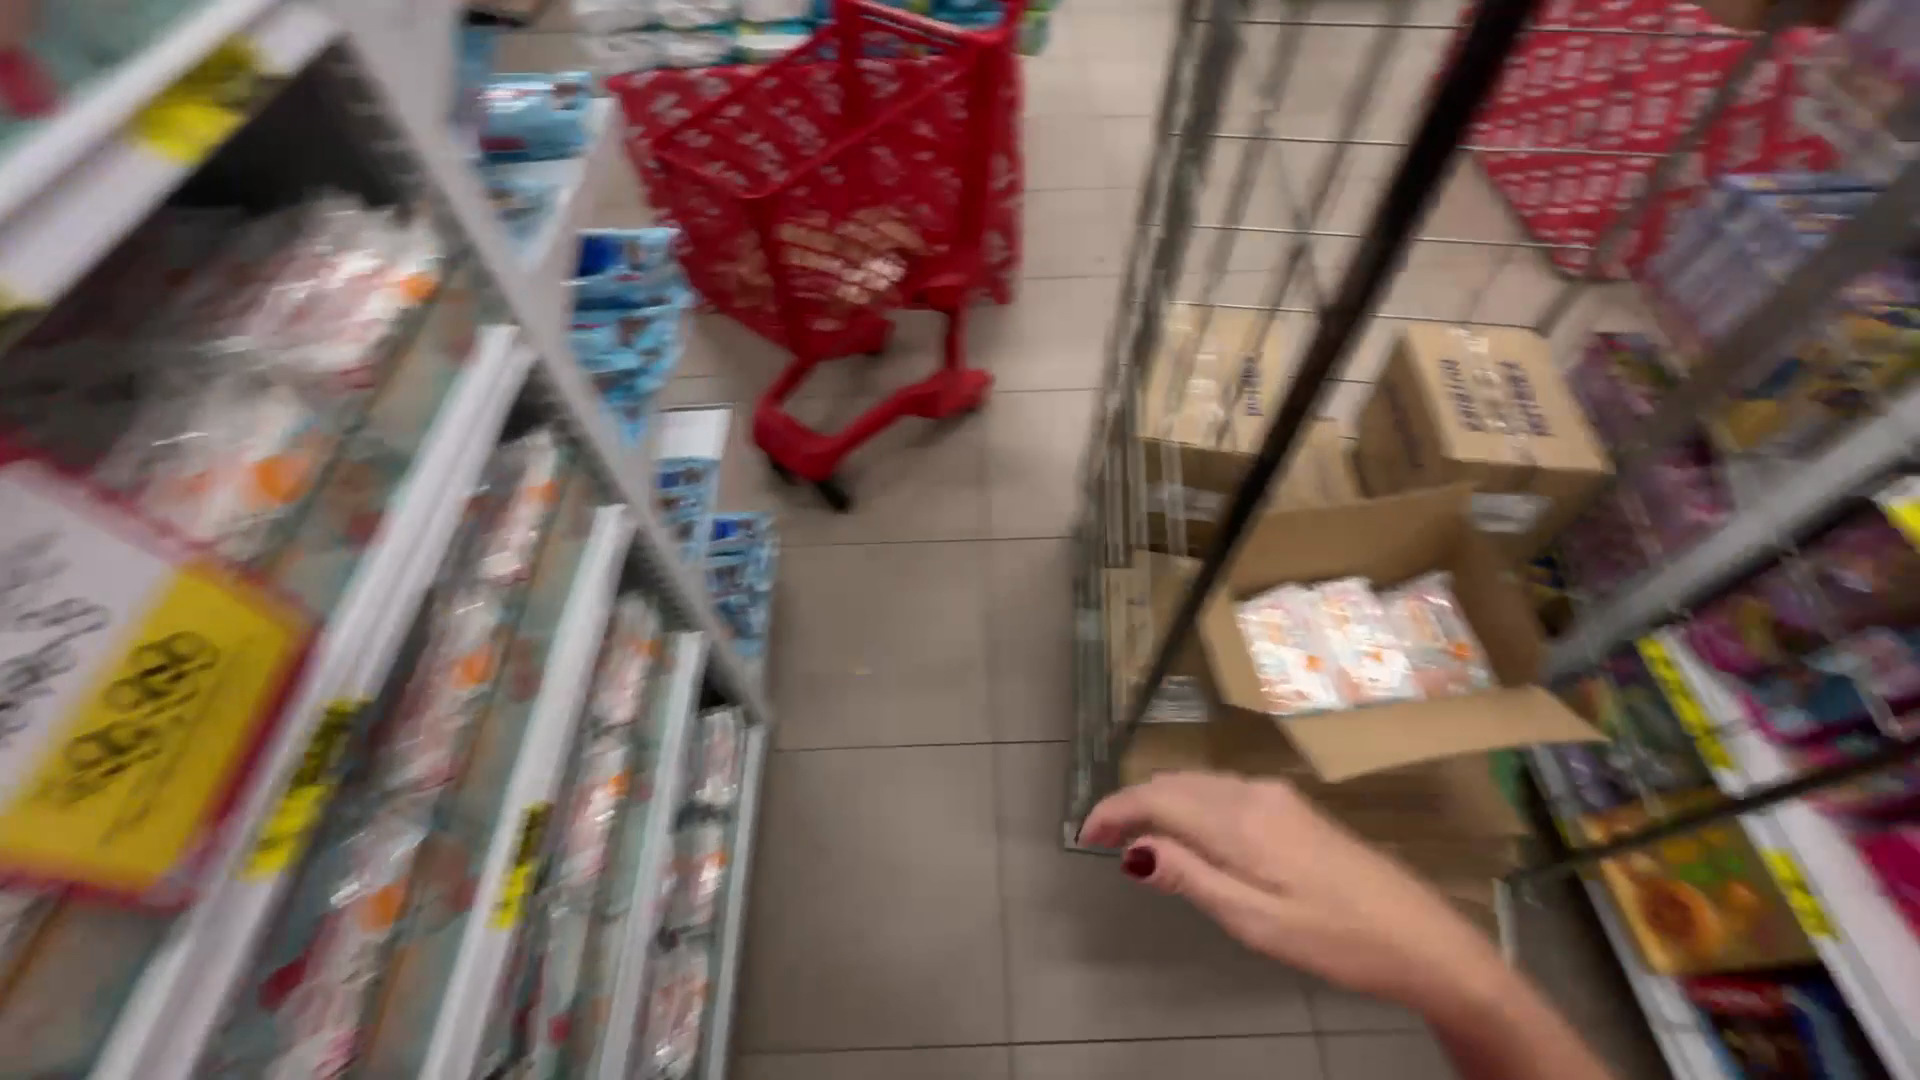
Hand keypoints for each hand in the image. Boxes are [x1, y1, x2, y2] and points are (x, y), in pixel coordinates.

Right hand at [1080, 771, 1507, 1015]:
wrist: (1425, 940)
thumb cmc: (1336, 939)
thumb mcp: (1255, 921)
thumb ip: (1190, 877)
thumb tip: (1133, 848)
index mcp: (1240, 821)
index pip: (1157, 797)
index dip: (1115, 809)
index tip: (1086, 833)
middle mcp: (1253, 793)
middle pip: (1174, 783)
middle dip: (1132, 805)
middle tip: (1104, 840)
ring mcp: (1276, 795)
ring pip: (1198, 784)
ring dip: (1161, 803)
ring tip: (1138, 839)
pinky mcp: (1292, 806)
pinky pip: (1222, 791)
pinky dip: (1190, 805)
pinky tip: (1190, 833)